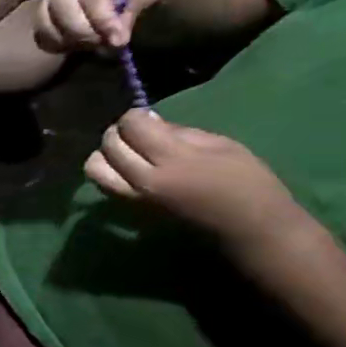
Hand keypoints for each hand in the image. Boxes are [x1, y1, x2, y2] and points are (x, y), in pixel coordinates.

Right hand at [34, 0, 174, 53]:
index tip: (119, 39)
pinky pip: (42, 36)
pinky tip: (79, 44)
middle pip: (62, 11)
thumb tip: (115, 39)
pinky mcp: (43, 15)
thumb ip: (133, 9)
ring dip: (71, 40)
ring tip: (94, 43)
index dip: (103, 19)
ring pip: (47, 25)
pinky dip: (59, 45)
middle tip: (106, 42)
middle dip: (85, 32)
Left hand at [83, 110, 306, 246]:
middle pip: (109, 144)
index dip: (134, 116)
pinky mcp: (131, 211)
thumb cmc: (248, 184)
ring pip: (94, 168)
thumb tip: (149, 121)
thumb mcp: (223, 145)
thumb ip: (180, 132)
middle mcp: (145, 179)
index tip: (145, 116)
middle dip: (117, 131)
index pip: (132, 127)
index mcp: (172, 159)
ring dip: (104, 154)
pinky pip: (104, 185)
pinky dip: (108, 171)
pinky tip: (127, 168)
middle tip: (135, 131)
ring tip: (125, 150)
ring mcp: (134, 198)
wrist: (251, 230)